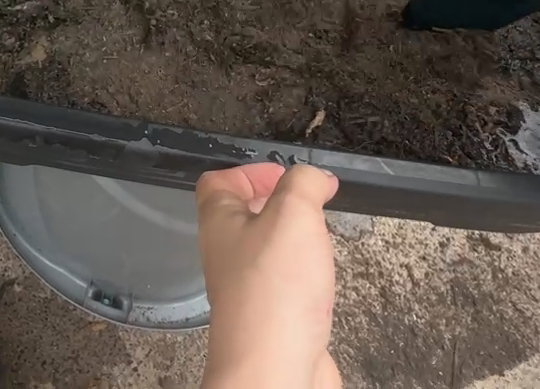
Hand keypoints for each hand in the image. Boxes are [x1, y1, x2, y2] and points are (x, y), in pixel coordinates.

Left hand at [195, 163, 340, 388]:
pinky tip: (322, 281)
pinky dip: (302, 276)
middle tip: (310, 204)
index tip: (286, 174)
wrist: (275, 370)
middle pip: (242, 214)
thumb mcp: (294, 214)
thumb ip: (304, 185)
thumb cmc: (275, 286)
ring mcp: (244, 288)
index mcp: (218, 220)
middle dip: (275, 203)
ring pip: (264, 250)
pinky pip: (282, 285)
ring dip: (291, 240)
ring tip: (320, 238)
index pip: (219, 181)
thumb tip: (315, 175)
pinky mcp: (269, 319)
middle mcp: (224, 251)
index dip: (249, 171)